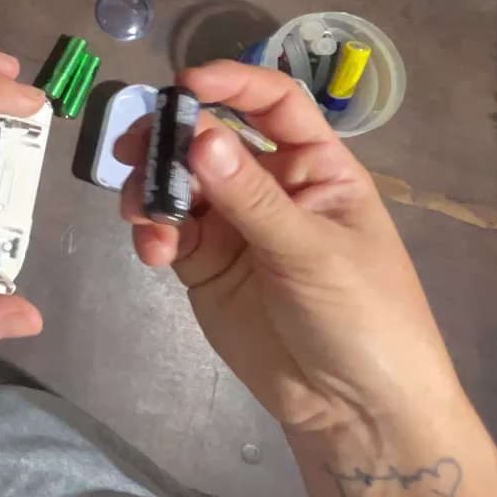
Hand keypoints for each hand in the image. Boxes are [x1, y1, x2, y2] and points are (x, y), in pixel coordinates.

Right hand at [116, 61, 465, 437]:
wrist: (351, 412)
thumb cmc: (363, 320)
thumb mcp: (312, 253)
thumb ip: (250, 197)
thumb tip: (198, 137)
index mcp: (314, 169)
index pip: (274, 104)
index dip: (231, 84)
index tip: (183, 84)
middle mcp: (266, 185)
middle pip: (206, 137)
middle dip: (166, 140)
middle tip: (132, 150)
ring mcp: (230, 222)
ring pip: (173, 179)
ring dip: (148, 188)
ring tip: (140, 213)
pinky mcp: (200, 257)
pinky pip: (163, 226)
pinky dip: (149, 230)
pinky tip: (153, 252)